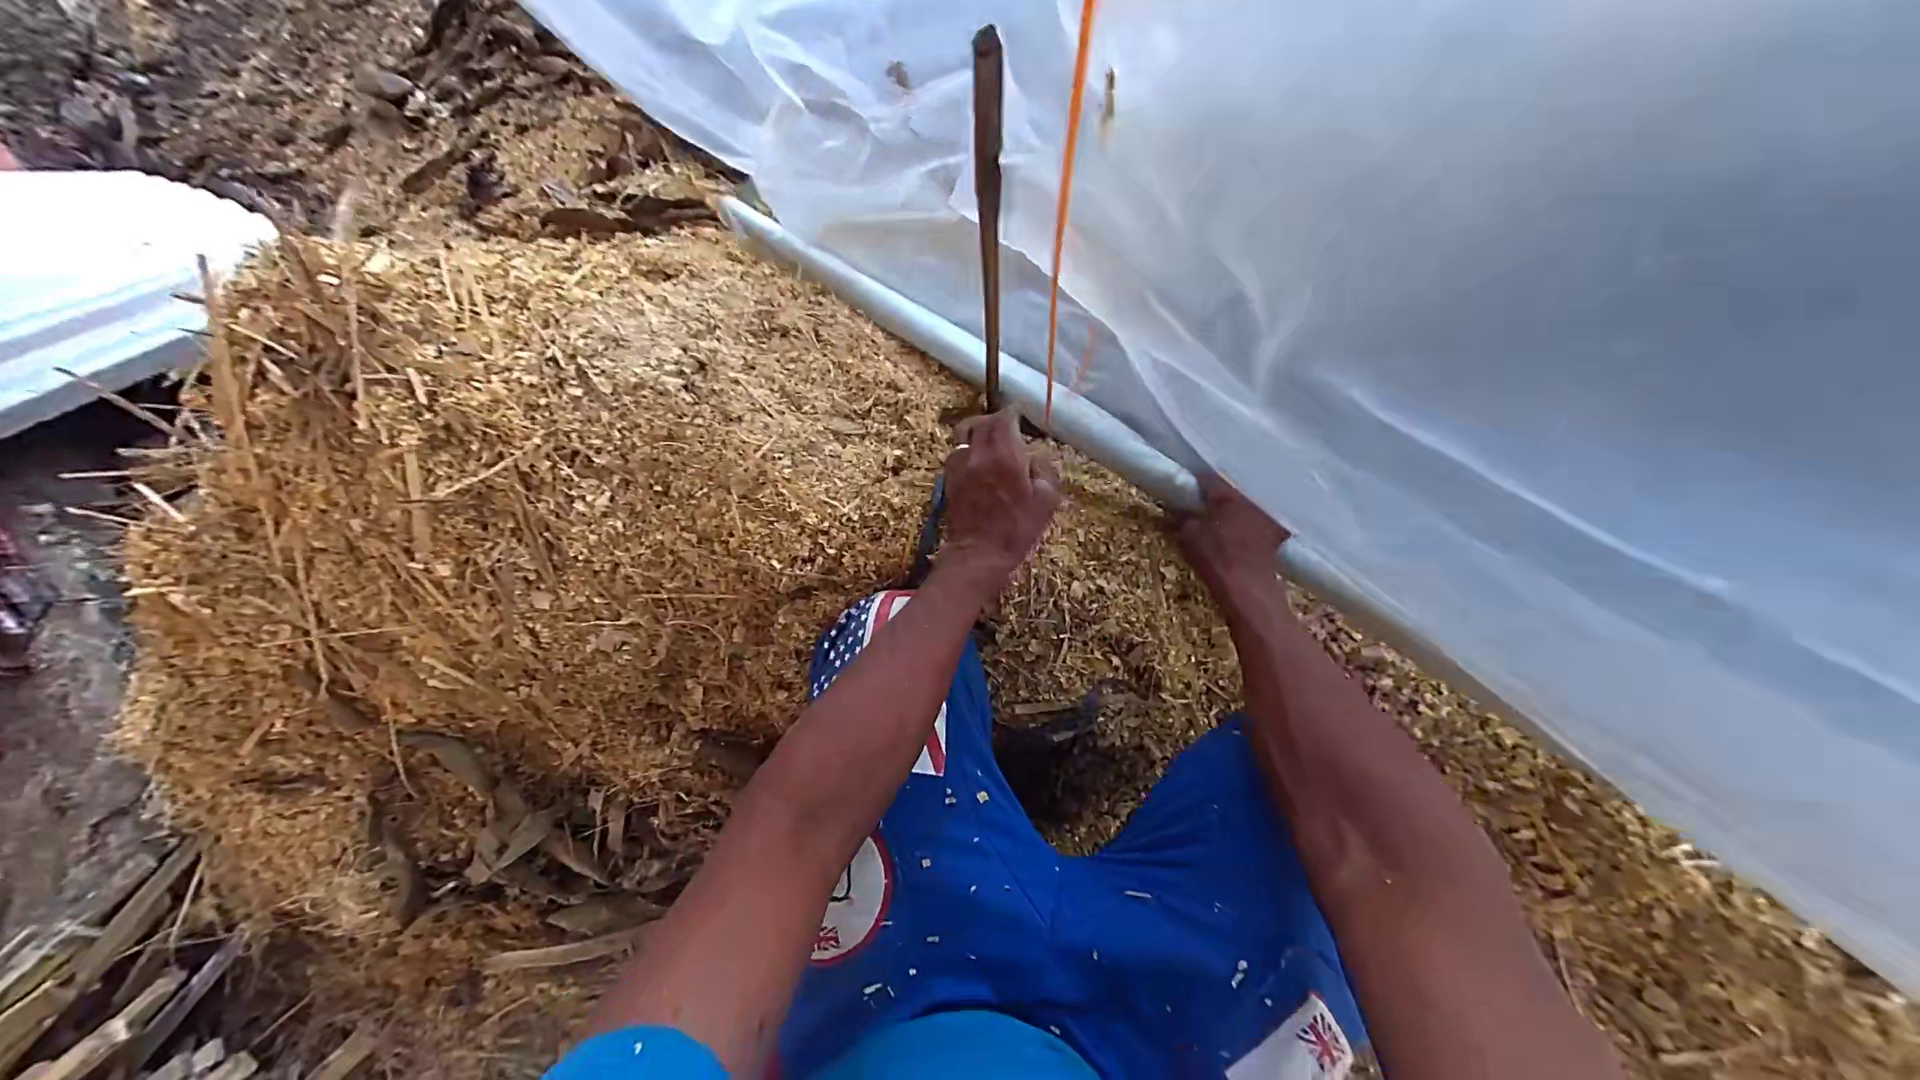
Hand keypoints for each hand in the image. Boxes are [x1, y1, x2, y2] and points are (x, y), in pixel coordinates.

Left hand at [939, 408, 1061, 588]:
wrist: (979, 553)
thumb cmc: (1017, 529)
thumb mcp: (1047, 500)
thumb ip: (1044, 470)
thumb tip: (1034, 457)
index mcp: (1005, 455)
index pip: (1004, 418)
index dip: (1013, 413)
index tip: (1021, 415)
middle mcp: (978, 454)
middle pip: (982, 422)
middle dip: (996, 419)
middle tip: (1008, 425)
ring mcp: (959, 466)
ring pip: (964, 433)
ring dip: (978, 431)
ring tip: (990, 440)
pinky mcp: (949, 479)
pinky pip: (956, 452)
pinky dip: (968, 448)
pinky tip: (978, 461)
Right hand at [1176, 474, 1290, 596]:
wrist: (1247, 587)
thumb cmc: (1215, 560)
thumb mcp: (1188, 537)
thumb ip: (1182, 518)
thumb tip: (1176, 509)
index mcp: (1227, 494)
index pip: (1208, 478)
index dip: (1196, 484)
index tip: (1188, 492)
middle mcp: (1252, 498)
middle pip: (1233, 488)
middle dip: (1220, 494)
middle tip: (1206, 504)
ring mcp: (1269, 514)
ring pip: (1250, 502)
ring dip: (1238, 507)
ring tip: (1226, 518)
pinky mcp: (1278, 532)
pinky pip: (1262, 519)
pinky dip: (1253, 522)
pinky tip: (1244, 533)